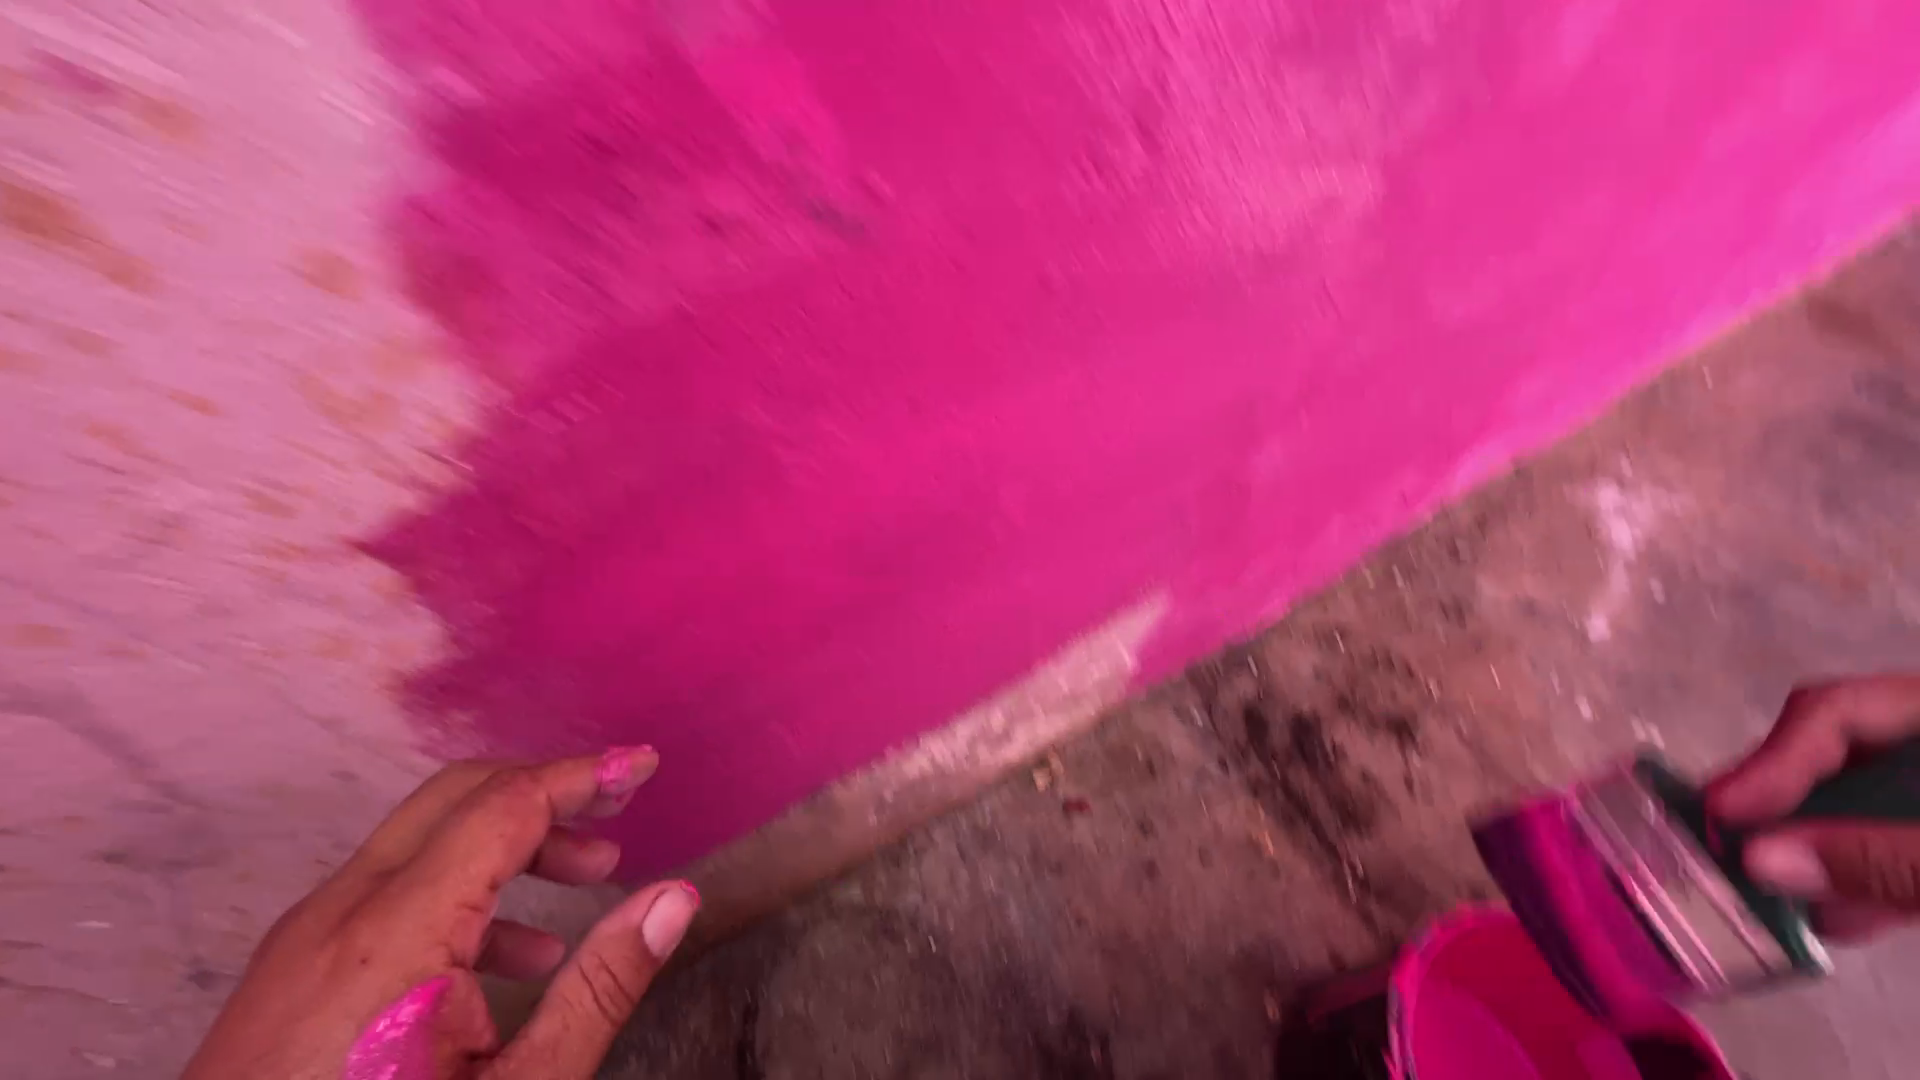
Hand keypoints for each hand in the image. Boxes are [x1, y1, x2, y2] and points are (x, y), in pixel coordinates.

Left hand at [183, 748, 698, 1078]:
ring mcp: (306, 940)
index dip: (583, 776)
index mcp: (392, 935)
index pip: (504, 806)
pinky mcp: (295, 972)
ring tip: (589, 875)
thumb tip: (676, 898)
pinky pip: (396, 890)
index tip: (645, 766)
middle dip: (551, 789)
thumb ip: (600, 987)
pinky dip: (471, 887)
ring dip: (516, 839)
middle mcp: (339, 913)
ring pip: (427, 838)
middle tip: (620, 809)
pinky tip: (521, 955)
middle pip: (460, 796)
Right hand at [1709, 676, 1919, 939]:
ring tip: (1769, 895)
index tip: (1726, 812)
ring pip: (1863, 805)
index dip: (1775, 758)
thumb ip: (1886, 859)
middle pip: (1840, 756)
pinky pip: (1895, 844)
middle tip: (1728, 848)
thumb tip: (1755, 861)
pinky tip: (1834, 916)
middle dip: (1785, 808)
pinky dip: (1863, 878)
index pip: (1837, 711)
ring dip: (1816, 852)